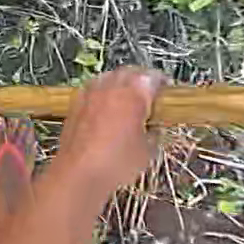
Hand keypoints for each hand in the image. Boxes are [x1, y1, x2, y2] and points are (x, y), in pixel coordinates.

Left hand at [54, 67, 167, 200]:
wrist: (79, 170)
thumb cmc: (118, 162)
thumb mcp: (147, 151)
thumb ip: (154, 132)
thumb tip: (154, 127)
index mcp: (133, 94)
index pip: (152, 78)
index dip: (162, 83)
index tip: (168, 92)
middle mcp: (111, 86)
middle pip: (129, 72)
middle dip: (141, 79)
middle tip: (149, 94)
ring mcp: (90, 91)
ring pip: (109, 77)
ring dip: (120, 83)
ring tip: (128, 98)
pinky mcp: (75, 100)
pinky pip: (93, 88)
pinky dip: (103, 91)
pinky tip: (106, 105)